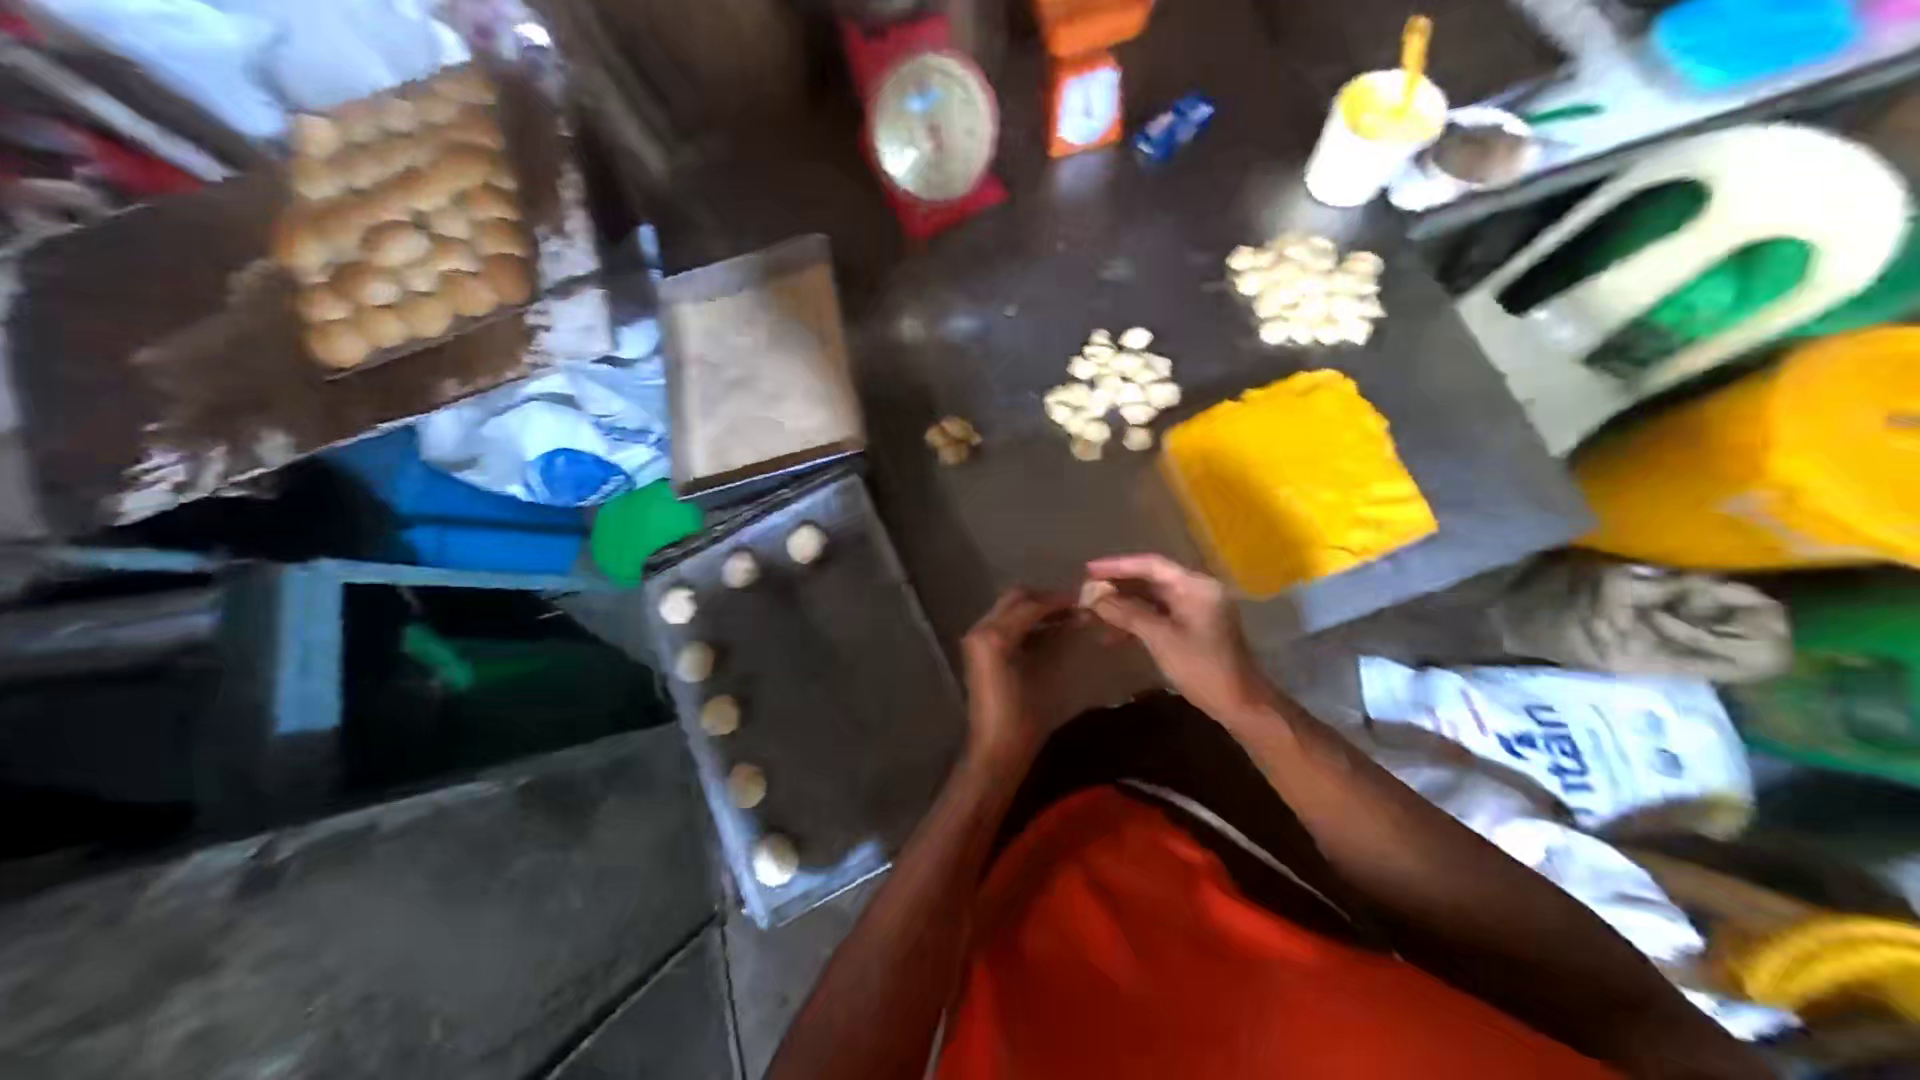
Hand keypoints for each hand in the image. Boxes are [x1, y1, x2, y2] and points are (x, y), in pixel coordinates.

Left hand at [960, 588, 1083, 766]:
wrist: (995, 747)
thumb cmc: (1024, 717)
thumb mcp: (1046, 675)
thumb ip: (1058, 639)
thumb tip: (1080, 617)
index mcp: (995, 636)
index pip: (1031, 605)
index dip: (1059, 601)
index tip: (1084, 599)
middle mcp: (980, 629)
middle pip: (1015, 598)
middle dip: (1045, 599)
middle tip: (1075, 606)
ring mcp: (976, 639)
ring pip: (1008, 609)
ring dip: (1035, 608)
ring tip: (1067, 617)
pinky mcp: (978, 650)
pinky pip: (1003, 623)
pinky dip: (1024, 621)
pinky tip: (1048, 630)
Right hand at [1083, 554, 1274, 720]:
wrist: (1240, 703)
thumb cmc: (1202, 668)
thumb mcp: (1160, 639)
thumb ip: (1126, 613)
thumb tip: (1094, 596)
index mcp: (1195, 586)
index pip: (1151, 565)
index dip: (1117, 566)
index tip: (1088, 570)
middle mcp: (1197, 590)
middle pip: (1151, 579)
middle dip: (1118, 587)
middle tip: (1087, 592)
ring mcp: (1197, 609)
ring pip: (1152, 599)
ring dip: (1124, 606)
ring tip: (1095, 614)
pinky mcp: (1193, 626)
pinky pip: (1159, 614)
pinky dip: (1137, 621)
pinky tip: (1114, 635)